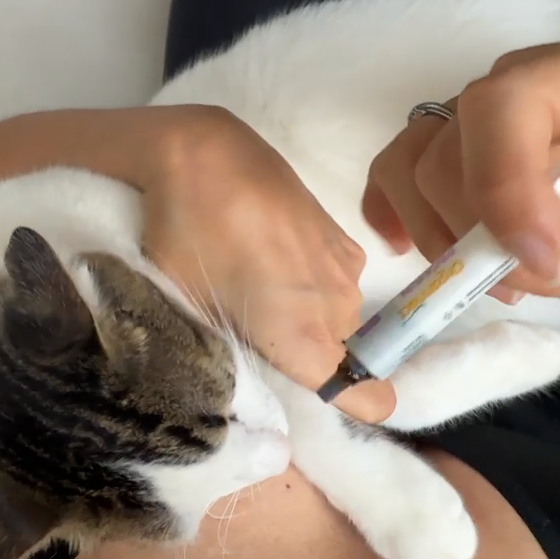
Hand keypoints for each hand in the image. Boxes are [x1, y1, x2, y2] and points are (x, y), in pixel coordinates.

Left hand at [140, 106, 395, 422]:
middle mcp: (338, 309)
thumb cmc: (188, 235)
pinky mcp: (342, 233)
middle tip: (252, 327)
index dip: (351, 404)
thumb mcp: (190, 305)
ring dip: (305, 311)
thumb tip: (238, 370)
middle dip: (306, 351)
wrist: (206, 155)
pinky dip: (310, 278)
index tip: (310, 390)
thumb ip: (228, 351)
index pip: (371, 401)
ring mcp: (347, 267)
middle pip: (342, 354)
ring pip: (337, 313)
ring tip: (252, 280)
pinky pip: (335, 278)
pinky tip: (266, 250)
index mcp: (304, 339)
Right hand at [362, 32, 559, 302]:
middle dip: (491, 237)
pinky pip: (399, 171)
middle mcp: (525, 83)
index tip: (544, 261)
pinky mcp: (472, 153)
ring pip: (415, 168)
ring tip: (538, 287)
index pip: (507, 102)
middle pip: (449, 150)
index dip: (501, 181)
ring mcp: (490, 118)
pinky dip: (398, 213)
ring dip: (455, 242)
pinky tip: (423, 248)